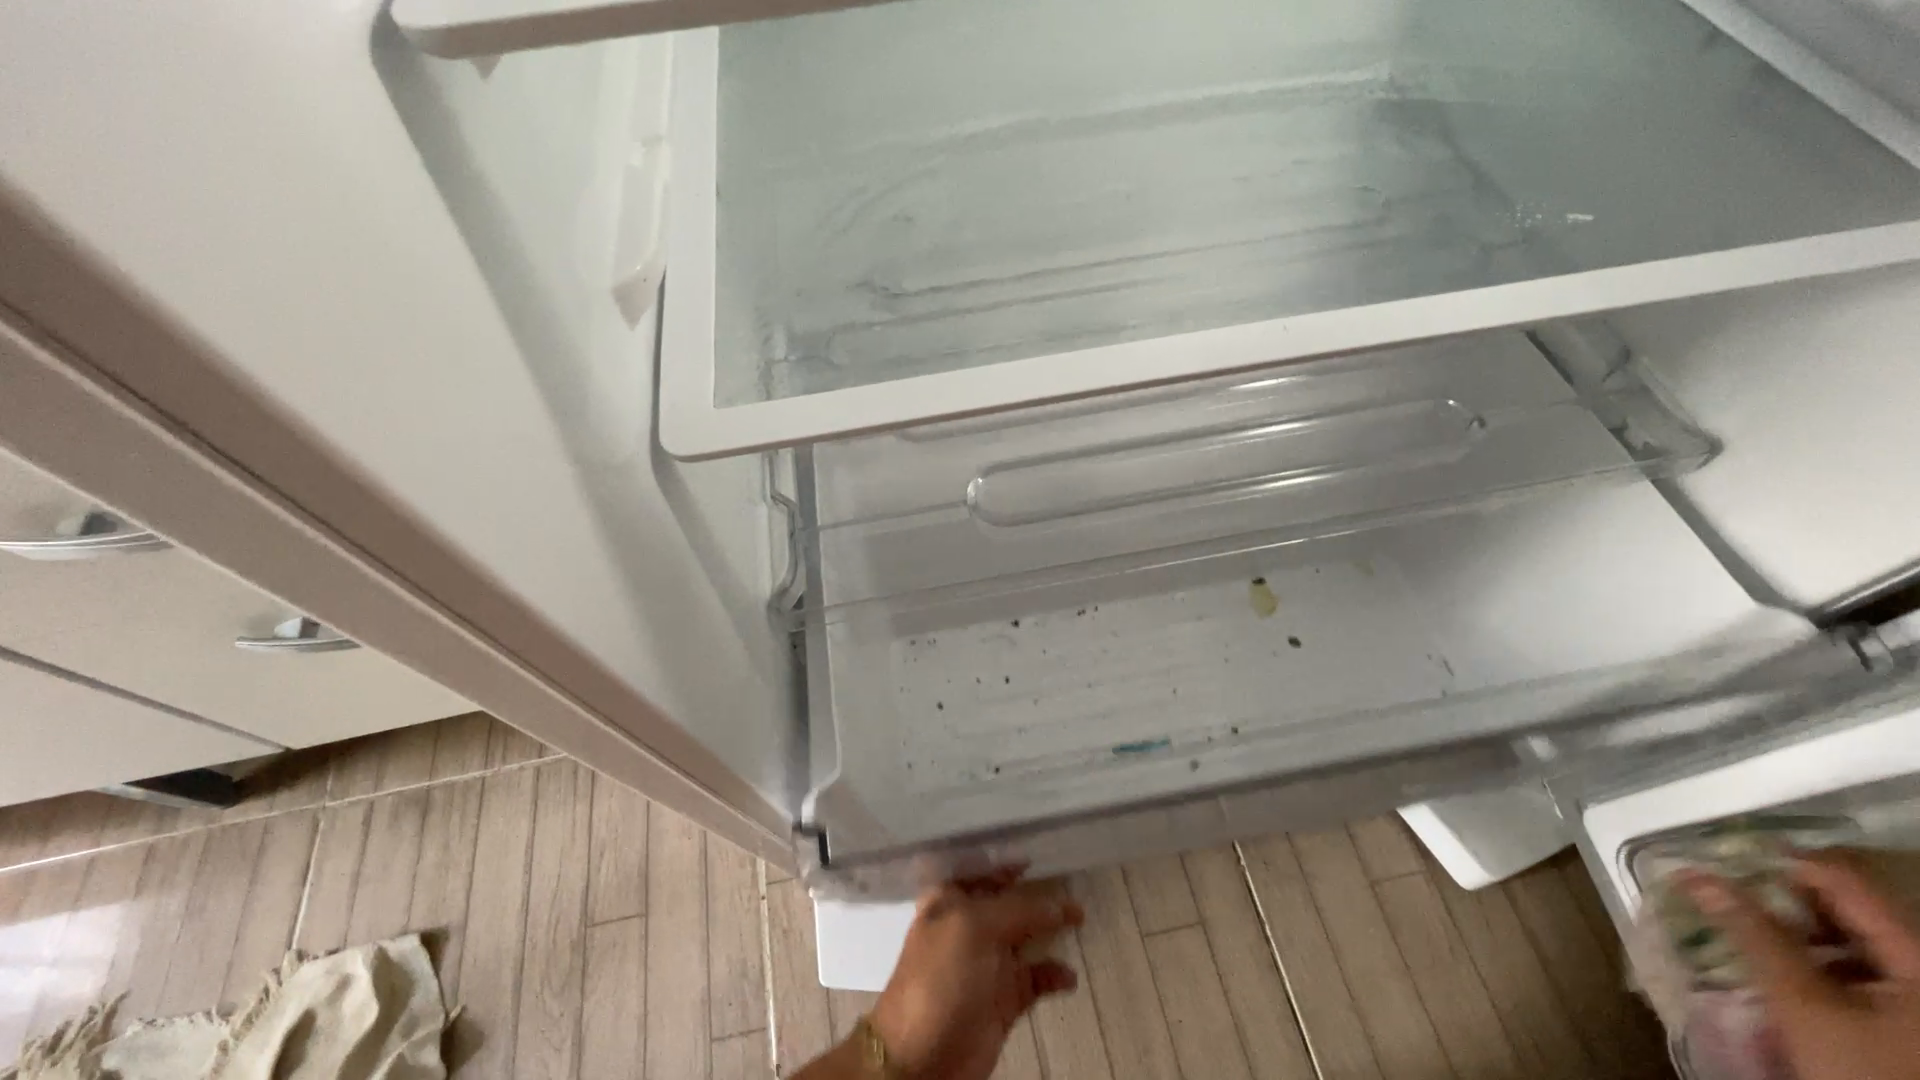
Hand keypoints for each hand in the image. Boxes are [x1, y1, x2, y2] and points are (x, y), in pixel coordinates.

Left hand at [867, 866, 1084, 1079]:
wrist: (922, 1056)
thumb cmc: (939, 978)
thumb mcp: (973, 927)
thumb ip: (1017, 909)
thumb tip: (1059, 904)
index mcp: (949, 901)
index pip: (978, 869)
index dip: (1004, 859)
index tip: (1038, 850)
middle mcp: (968, 927)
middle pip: (1008, 901)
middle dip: (1037, 892)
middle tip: (1071, 880)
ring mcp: (987, 963)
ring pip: (1025, 936)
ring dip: (1051, 928)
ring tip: (1079, 919)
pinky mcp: (1004, 999)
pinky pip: (1036, 978)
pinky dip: (1054, 974)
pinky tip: (1068, 976)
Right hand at [1683, 851, 1919, 1079]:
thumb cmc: (1860, 1069)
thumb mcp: (1801, 1003)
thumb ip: (1752, 933)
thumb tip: (1697, 877)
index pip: (1842, 880)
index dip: (1778, 863)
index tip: (1721, 859)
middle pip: (1846, 907)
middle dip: (1779, 898)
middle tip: (1724, 895)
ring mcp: (1916, 990)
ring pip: (1848, 938)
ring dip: (1791, 930)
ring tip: (1742, 931)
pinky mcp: (1906, 1014)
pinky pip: (1856, 967)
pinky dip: (1811, 959)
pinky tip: (1778, 970)